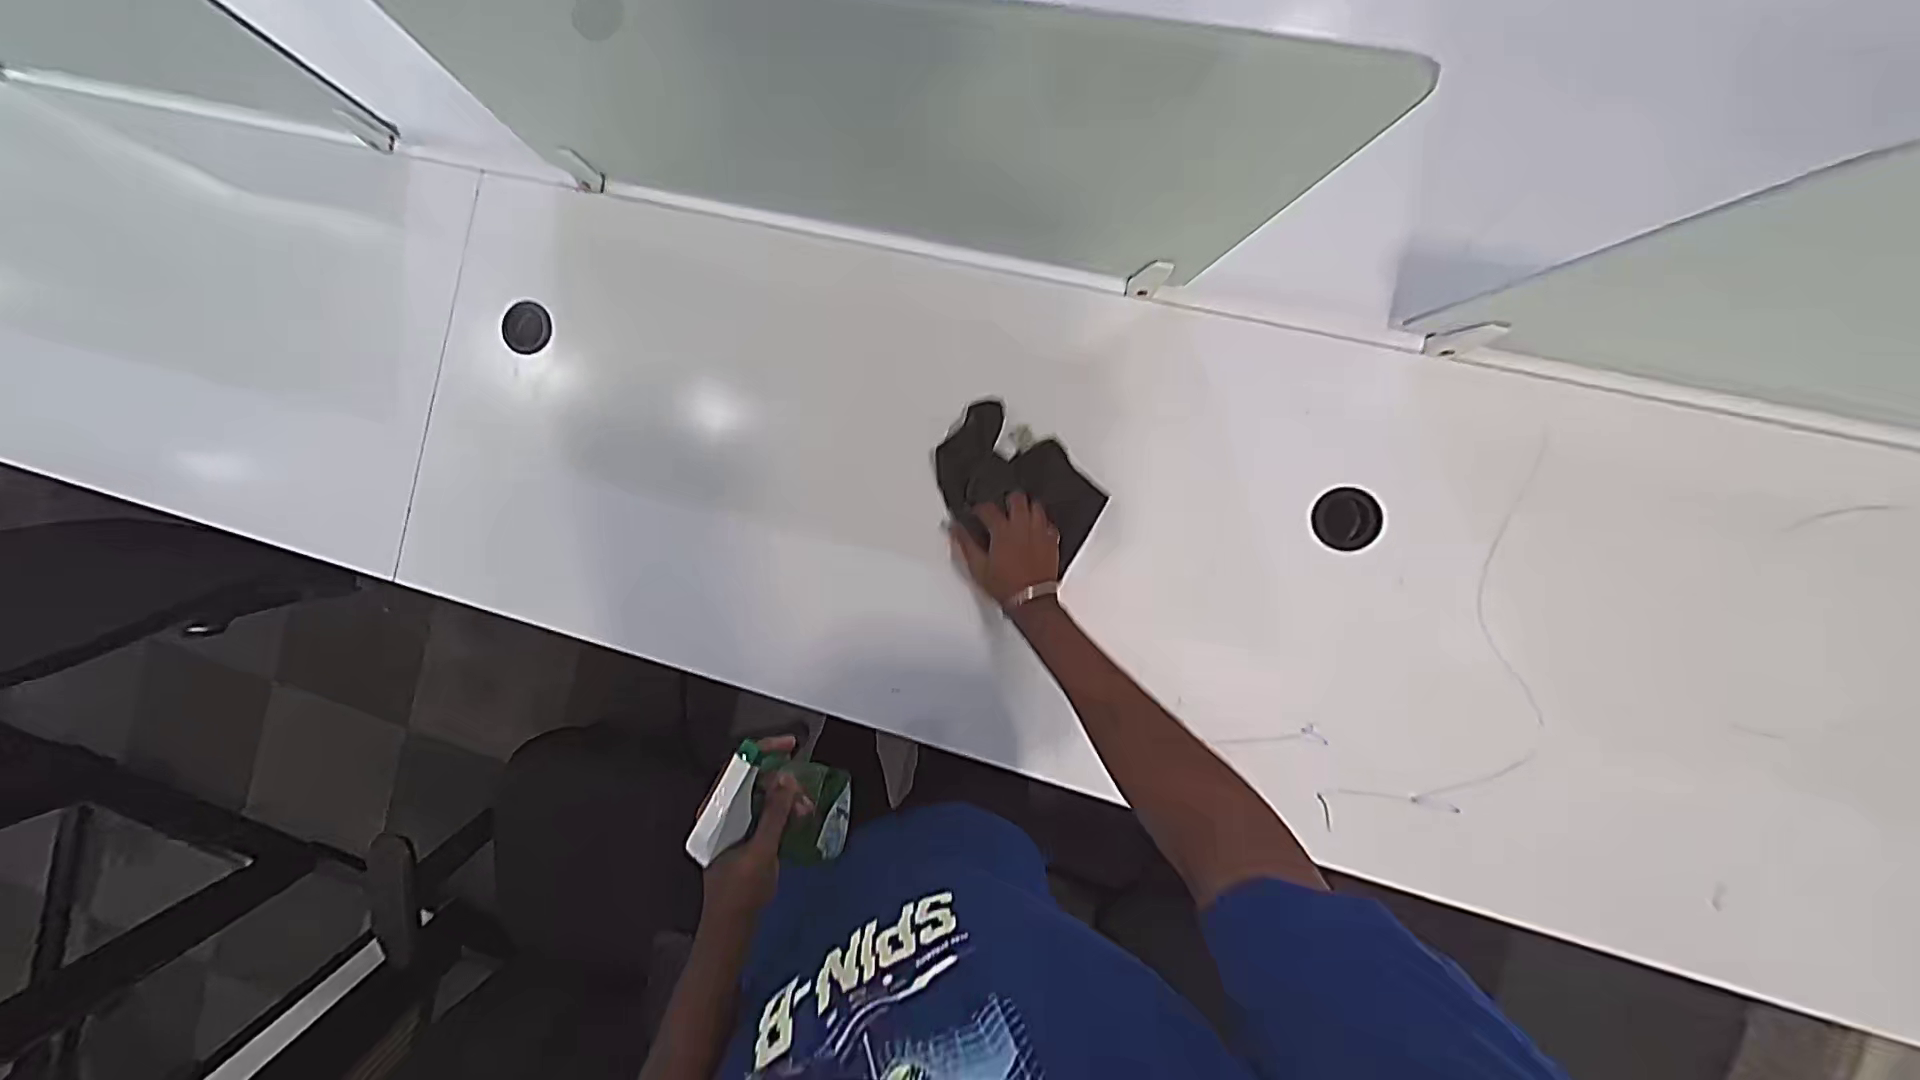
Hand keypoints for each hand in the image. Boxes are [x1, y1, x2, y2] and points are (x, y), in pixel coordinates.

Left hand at [700, 736, 812, 923]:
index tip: (788, 745)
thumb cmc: (741, 896)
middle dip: (781, 779)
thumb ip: (774, 814)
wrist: (730, 933)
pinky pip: (762, 810)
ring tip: (805, 808)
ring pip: (759, 795)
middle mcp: (719, 815)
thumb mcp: (761, 852)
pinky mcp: (741, 836)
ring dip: (785, 796)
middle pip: (750, 780)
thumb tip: (786, 779)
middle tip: (803, 788)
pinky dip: (782, 809)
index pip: (736, 770)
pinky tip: (798, 817)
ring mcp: (730, 826)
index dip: (762, 752)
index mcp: (715, 815)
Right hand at [949, 491, 1060, 608]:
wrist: (1031, 600)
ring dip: (1026, 507)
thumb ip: (965, 543)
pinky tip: (1035, 529)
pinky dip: (1041, 523)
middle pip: (1017, 498)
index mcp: (1003, 531)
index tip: (976, 511)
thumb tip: (955, 529)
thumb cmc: (1007, 586)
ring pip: (1036, 506)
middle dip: (1007, 500)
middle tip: (1001, 508)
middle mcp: (1023, 527)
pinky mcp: (1052, 541)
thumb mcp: (978, 567)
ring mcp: (1039, 532)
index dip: (979, 508)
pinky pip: (1049, 523)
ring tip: (1019, 514)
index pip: (988, 508)